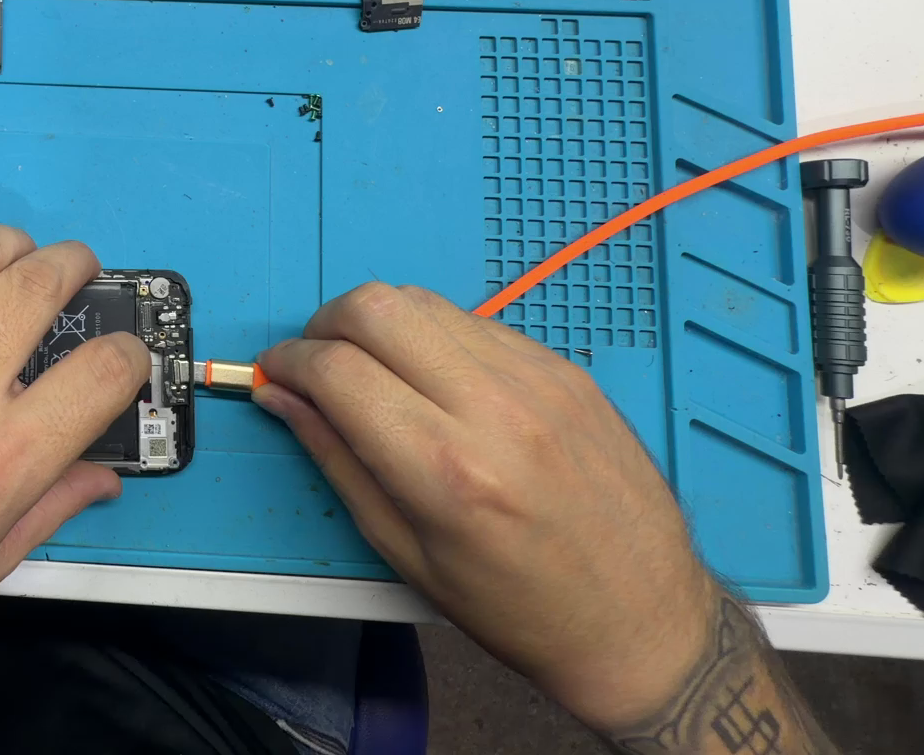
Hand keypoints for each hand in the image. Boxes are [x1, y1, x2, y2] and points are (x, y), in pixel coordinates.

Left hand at [0, 223, 148, 688]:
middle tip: (80, 273)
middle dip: (76, 266)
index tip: (124, 359)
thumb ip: (52, 508)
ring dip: (10, 242)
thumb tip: (105, 476)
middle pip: (38, 286)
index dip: (131, 357)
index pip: (102, 374)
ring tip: (20, 257)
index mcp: (0, 461)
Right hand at [255, 283, 716, 731]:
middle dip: (323, 323)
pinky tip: (428, 378)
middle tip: (316, 362)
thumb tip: (279, 396)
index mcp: (445, 470)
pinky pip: (466, 320)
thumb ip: (331, 456)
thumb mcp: (399, 548)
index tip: (274, 374)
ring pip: (418, 299)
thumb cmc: (512, 605)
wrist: (649, 624)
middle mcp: (493, 408)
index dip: (287, 363)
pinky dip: (425, 335)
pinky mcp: (563, 368)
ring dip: (372, 322)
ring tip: (369, 367)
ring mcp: (536, 379)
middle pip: (375, 307)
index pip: (336, 370)